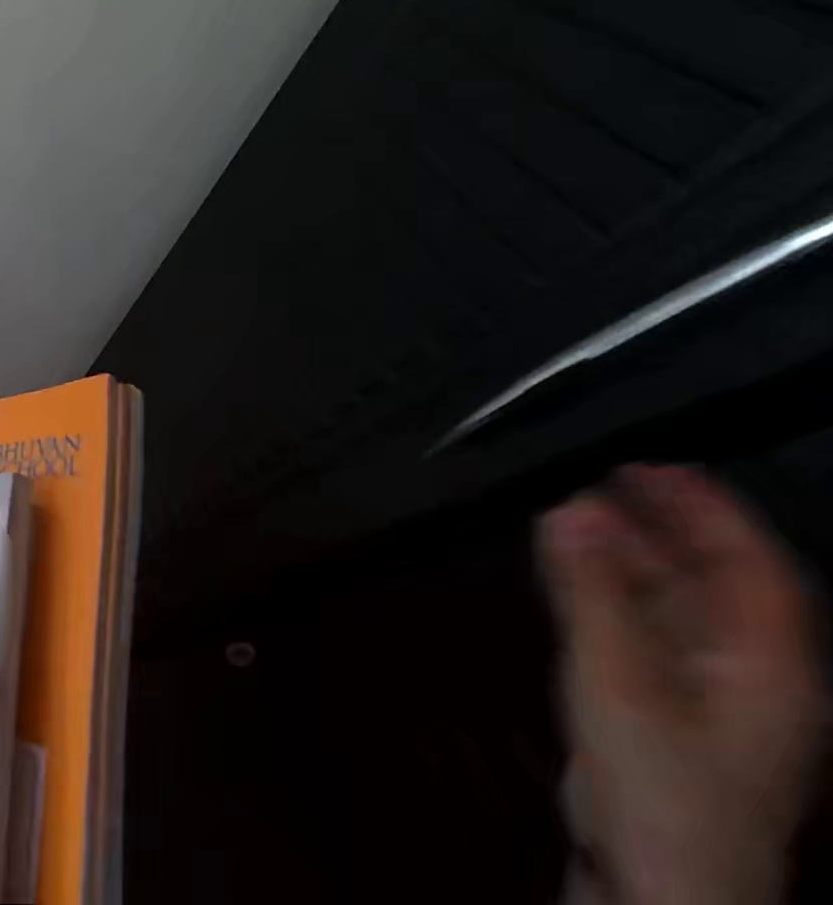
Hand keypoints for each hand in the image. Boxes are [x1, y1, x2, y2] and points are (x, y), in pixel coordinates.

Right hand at [540, 465, 827, 904]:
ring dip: (620, 557)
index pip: (752, 570)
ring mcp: (692, 689)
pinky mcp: (647, 702)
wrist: (653, 875)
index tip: (656, 467)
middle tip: (605, 478)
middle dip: (660, 528)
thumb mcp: (623, 679)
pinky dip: (596, 591)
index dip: (710, 514)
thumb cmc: (658, 778)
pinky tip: (564, 569)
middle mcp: (740, 670)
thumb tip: (570, 510)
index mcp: (766, 665)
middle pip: (707, 584)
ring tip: (573, 512)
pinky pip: (627, 627)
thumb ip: (594, 593)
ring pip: (663, 605)